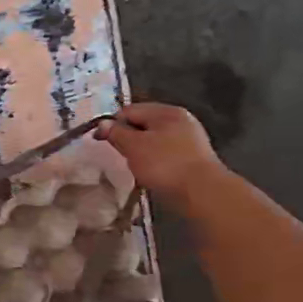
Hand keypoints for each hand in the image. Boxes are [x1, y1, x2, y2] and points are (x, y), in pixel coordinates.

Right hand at [96, 103, 224, 201]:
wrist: (202, 192)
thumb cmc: (165, 165)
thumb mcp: (134, 147)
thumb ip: (117, 134)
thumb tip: (102, 124)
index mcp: (166, 111)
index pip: (131, 110)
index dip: (112, 123)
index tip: (100, 142)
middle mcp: (181, 120)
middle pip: (145, 125)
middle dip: (129, 139)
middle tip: (118, 156)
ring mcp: (191, 140)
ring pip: (157, 141)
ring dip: (143, 152)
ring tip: (134, 168)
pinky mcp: (194, 160)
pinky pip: (168, 156)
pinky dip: (157, 163)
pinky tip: (152, 176)